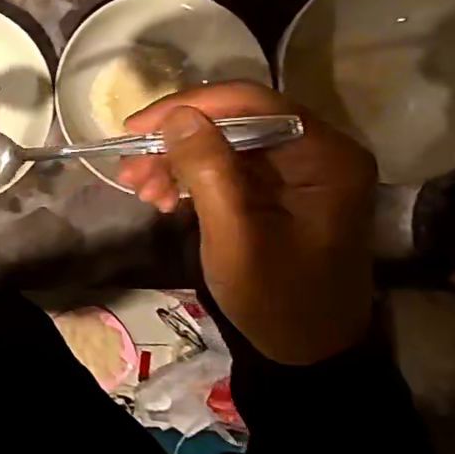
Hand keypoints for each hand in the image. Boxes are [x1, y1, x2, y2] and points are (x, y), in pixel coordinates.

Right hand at [117, 81, 376, 364]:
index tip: (137, 129)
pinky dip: (190, 175)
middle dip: (176, 140)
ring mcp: (298, 168)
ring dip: (176, 159)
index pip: (250, 103)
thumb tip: (176, 116)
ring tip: (140, 189)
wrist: (307, 350)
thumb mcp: (236, 237)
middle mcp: (317, 149)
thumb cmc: (277, 299)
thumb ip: (209, 171)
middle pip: (233, 118)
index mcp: (323, 156)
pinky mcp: (279, 185)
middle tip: (130, 170)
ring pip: (224, 140)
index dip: (189, 106)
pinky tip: (163, 198)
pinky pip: (227, 163)